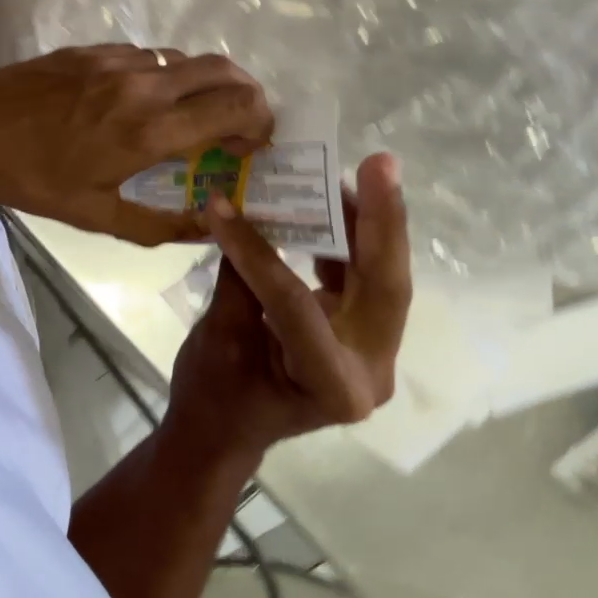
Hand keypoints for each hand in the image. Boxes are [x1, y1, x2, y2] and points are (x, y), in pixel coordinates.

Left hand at [0, 44, 272, 244]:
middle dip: (245, 96)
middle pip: (224, 71)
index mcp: (149, 129)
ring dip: (198, 84)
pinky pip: (141, 53)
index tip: (248, 147)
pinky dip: (156, 73)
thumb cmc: (26, 179)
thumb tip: (212, 225)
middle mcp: (140, 85)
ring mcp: (110, 60)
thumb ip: (162, 224)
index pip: (239, 108)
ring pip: (181, 59)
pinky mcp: (84, 49)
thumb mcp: (94, 215)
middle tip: (232, 126)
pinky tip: (133, 100)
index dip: (260, 125)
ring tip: (183, 115)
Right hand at [164, 153, 411, 462]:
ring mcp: (371, 353)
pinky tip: (329, 209)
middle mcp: (370, 370)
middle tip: (381, 165)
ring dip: (370, 225)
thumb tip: (235, 214)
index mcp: (333, 384)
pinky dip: (347, 244)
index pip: (296, 302)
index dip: (257, 252)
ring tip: (361, 175)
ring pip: (381, 280)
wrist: (222, 433)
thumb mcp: (216, 339)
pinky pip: (360, 284)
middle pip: (385, 285)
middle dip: (383, 221)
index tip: (221, 203)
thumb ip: (237, 280)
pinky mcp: (358, 337)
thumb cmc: (212, 395)